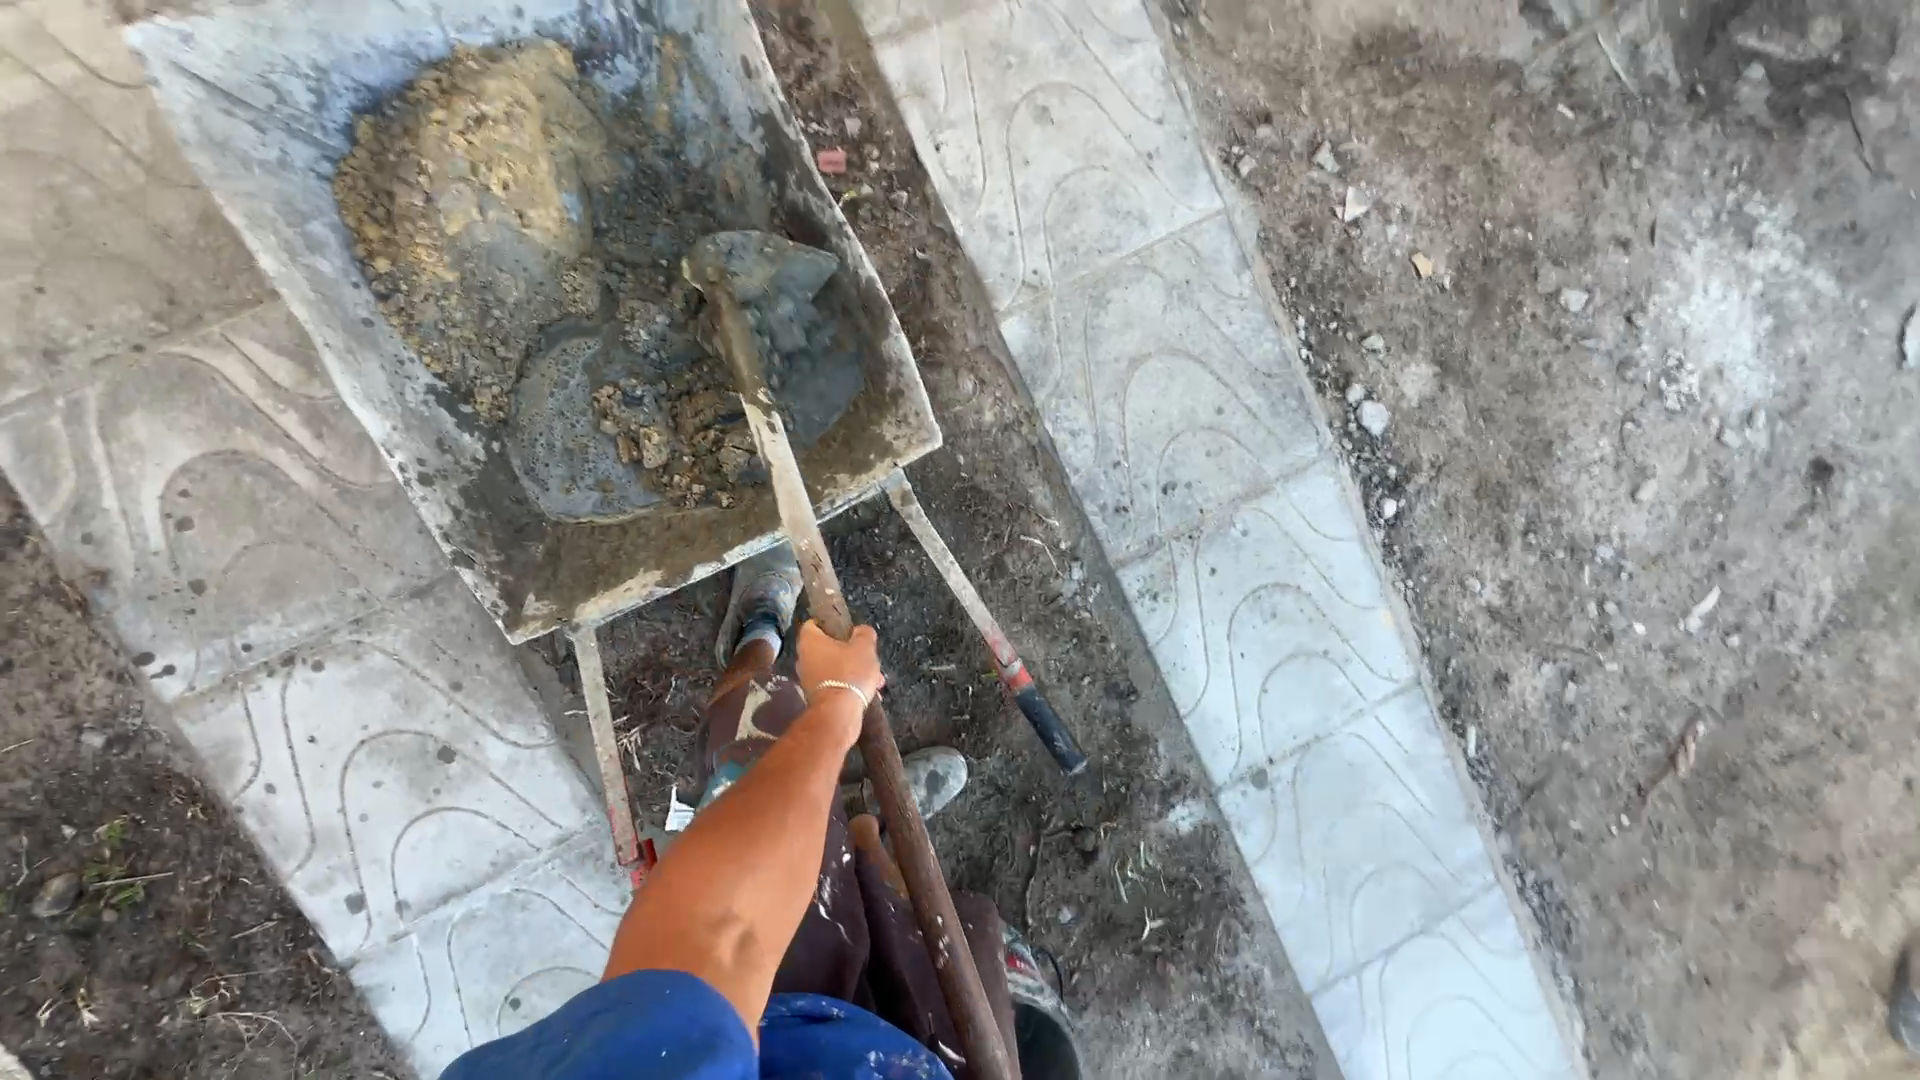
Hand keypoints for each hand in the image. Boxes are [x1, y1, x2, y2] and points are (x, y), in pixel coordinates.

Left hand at [796, 620, 884, 707]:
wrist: (838, 713)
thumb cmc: (849, 672)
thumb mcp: (865, 647)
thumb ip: (864, 633)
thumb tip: (860, 630)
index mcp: (809, 640)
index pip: (814, 623)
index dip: (832, 624)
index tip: (848, 629)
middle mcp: (803, 658)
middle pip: (827, 648)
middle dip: (850, 652)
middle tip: (867, 658)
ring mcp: (807, 679)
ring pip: (833, 667)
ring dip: (852, 671)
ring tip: (874, 680)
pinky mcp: (814, 696)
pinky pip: (833, 684)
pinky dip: (848, 686)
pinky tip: (867, 693)